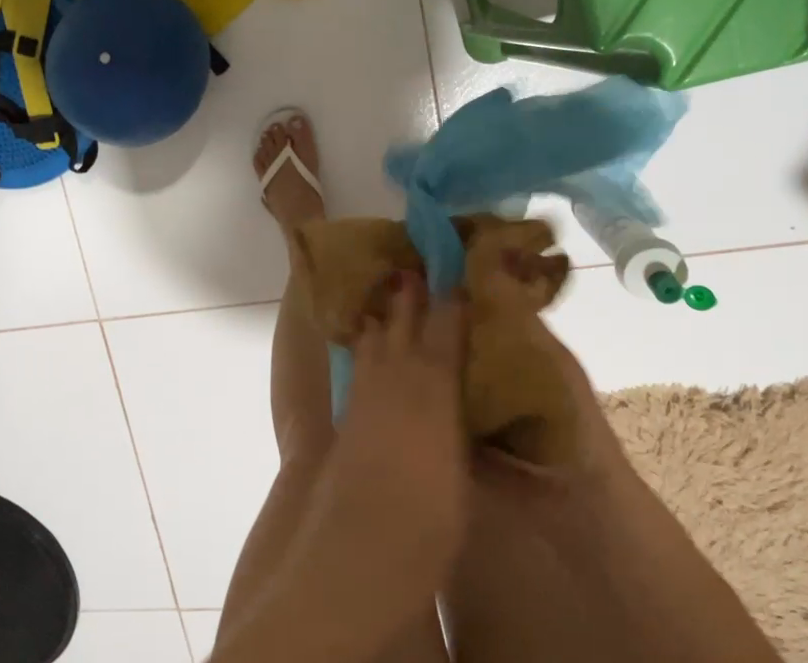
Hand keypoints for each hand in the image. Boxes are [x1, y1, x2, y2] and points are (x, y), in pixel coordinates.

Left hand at [312, 271, 469, 604]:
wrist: (361, 541)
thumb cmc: (429, 517)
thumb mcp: (460, 472)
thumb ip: (457, 429)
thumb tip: (460, 407)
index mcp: (433, 389)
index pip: (445, 332)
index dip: (451, 302)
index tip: (457, 275)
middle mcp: (396, 381)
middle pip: (403, 327)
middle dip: (410, 296)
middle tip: (413, 266)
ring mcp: (365, 396)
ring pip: (374, 340)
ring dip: (382, 314)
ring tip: (387, 290)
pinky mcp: (347, 416)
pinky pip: (359, 364)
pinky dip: (364, 345)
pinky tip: (365, 342)